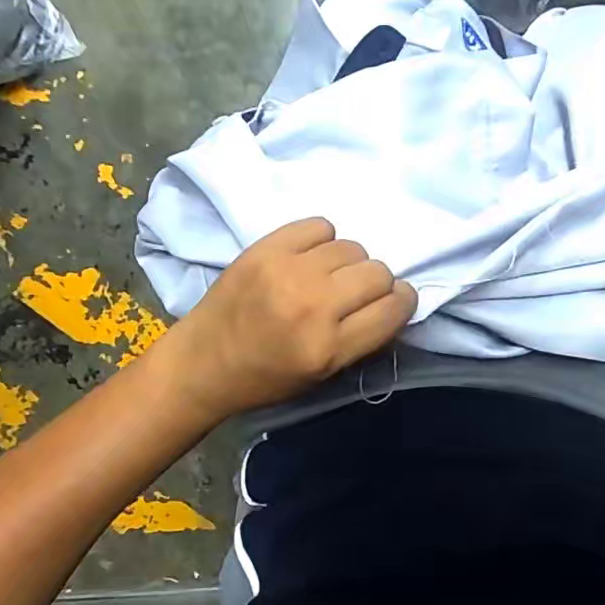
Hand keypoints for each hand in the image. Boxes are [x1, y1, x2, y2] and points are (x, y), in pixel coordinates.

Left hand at [151, 217, 416, 420]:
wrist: (203, 361)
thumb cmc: (265, 378)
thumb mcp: (323, 376)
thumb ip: (362, 339)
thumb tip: (392, 302)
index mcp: (328, 348)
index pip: (394, 309)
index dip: (401, 303)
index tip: (392, 302)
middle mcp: (313, 305)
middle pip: (377, 272)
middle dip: (375, 284)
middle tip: (353, 293)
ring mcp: (287, 271)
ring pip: (352, 247)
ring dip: (347, 263)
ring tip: (326, 276)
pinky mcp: (266, 248)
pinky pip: (319, 226)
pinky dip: (321, 240)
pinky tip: (307, 257)